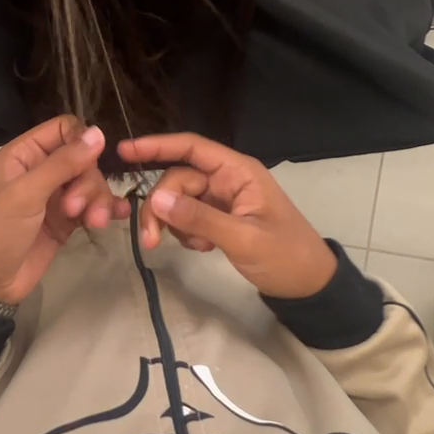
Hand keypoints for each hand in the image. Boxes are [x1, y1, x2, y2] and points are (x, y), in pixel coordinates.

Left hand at [0, 116, 129, 305]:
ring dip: (98, 200)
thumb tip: (99, 133)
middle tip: (76, 208)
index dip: (81, 142)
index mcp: (24, 154)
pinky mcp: (66, 221)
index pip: (64, 129)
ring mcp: (55, 196)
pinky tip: (119, 215)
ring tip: (95, 223)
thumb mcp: (26, 194)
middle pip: (83, 159)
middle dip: (88, 182)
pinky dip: (107, 209)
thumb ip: (62, 164)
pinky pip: (93, 206)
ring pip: (91, 183)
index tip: (89, 162)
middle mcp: (41, 170)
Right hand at [117, 133, 336, 299]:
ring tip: (191, 248)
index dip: (157, 146)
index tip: (124, 151)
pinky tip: (202, 248)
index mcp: (238, 172)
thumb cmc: (285, 256)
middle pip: (178, 179)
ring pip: (179, 199)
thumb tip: (155, 199)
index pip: (192, 147)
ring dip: (172, 222)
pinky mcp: (218, 218)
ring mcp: (222, 199)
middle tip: (151, 240)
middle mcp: (227, 179)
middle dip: (161, 206)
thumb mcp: (243, 238)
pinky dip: (185, 232)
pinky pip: (187, 217)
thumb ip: (199, 218)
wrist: (309, 287)